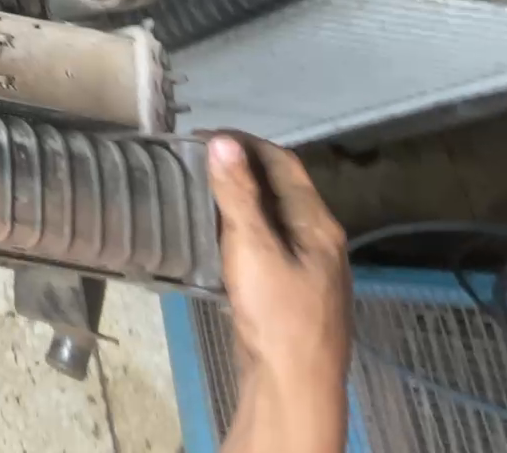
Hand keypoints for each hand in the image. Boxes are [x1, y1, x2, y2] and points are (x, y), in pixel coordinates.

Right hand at [208, 132, 350, 452]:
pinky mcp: (285, 278)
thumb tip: (222, 142)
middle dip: (238, 163)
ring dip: (236, 188)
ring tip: (193, 179)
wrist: (290, 373)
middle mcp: (316, 237)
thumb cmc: (275, 306)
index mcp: (317, 224)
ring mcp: (303, 260)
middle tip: (190, 153)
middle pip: (278, 185)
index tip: (200, 134)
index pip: (284, 164)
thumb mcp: (251, 245)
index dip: (246, 142)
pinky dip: (235, 214)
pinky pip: (261, 231)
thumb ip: (237, 194)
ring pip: (269, 209)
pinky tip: (209, 221)